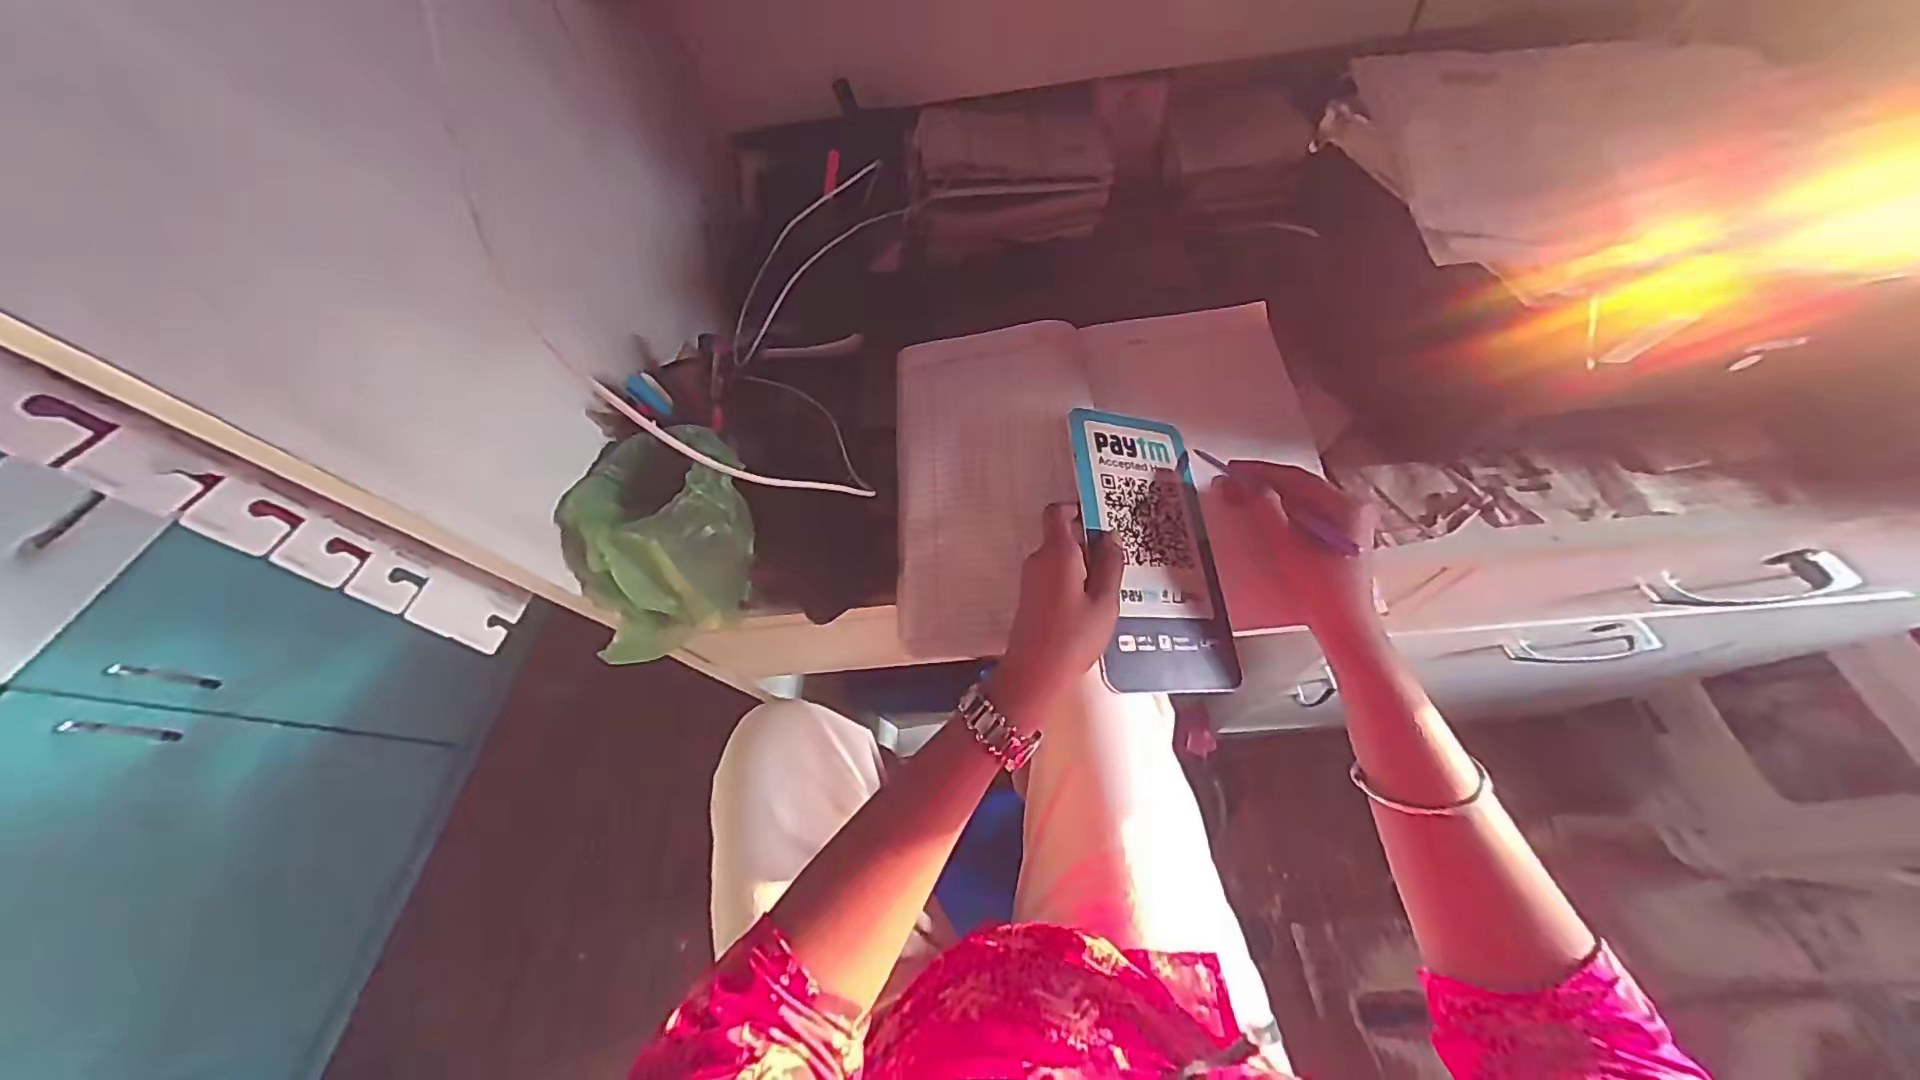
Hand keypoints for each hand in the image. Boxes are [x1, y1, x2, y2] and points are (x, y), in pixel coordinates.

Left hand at [991, 503, 1122, 725]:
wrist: (1034, 673)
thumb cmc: (1073, 637)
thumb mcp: (1104, 602)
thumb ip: (1110, 565)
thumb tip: (1110, 537)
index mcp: (1057, 553)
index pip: (1057, 512)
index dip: (1078, 509)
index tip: (1102, 520)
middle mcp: (1039, 559)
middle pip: (1061, 534)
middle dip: (1088, 540)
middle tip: (1117, 558)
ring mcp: (1031, 577)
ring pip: (1059, 556)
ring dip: (1082, 562)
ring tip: (1110, 584)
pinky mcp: (1030, 595)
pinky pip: (1053, 574)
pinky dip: (1072, 578)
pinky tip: (1092, 601)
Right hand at [1221, 461, 1379, 635]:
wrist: (1342, 624)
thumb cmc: (1319, 587)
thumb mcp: (1285, 545)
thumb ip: (1265, 508)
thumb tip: (1244, 482)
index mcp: (1346, 504)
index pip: (1296, 477)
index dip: (1260, 472)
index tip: (1231, 469)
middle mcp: (1351, 509)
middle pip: (1300, 488)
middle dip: (1262, 484)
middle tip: (1230, 482)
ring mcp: (1347, 525)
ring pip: (1301, 502)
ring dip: (1269, 498)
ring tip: (1240, 495)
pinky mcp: (1338, 540)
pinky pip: (1305, 516)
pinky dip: (1280, 513)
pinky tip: (1260, 515)